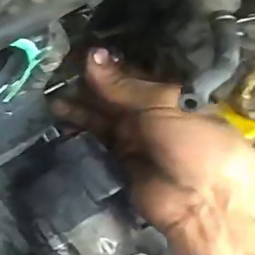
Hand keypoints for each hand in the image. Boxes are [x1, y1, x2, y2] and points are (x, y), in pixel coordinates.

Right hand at [51, 47, 254, 241]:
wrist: (203, 206)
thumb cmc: (198, 147)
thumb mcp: (165, 108)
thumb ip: (124, 85)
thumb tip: (91, 56)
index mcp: (177, 95)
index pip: (139, 72)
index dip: (114, 61)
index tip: (84, 47)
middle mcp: (156, 113)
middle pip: (117, 92)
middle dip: (90, 80)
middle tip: (59, 64)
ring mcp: (137, 136)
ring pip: (103, 113)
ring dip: (80, 102)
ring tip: (52, 89)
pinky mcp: (119, 157)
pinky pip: (96, 136)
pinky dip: (78, 125)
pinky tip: (58, 112)